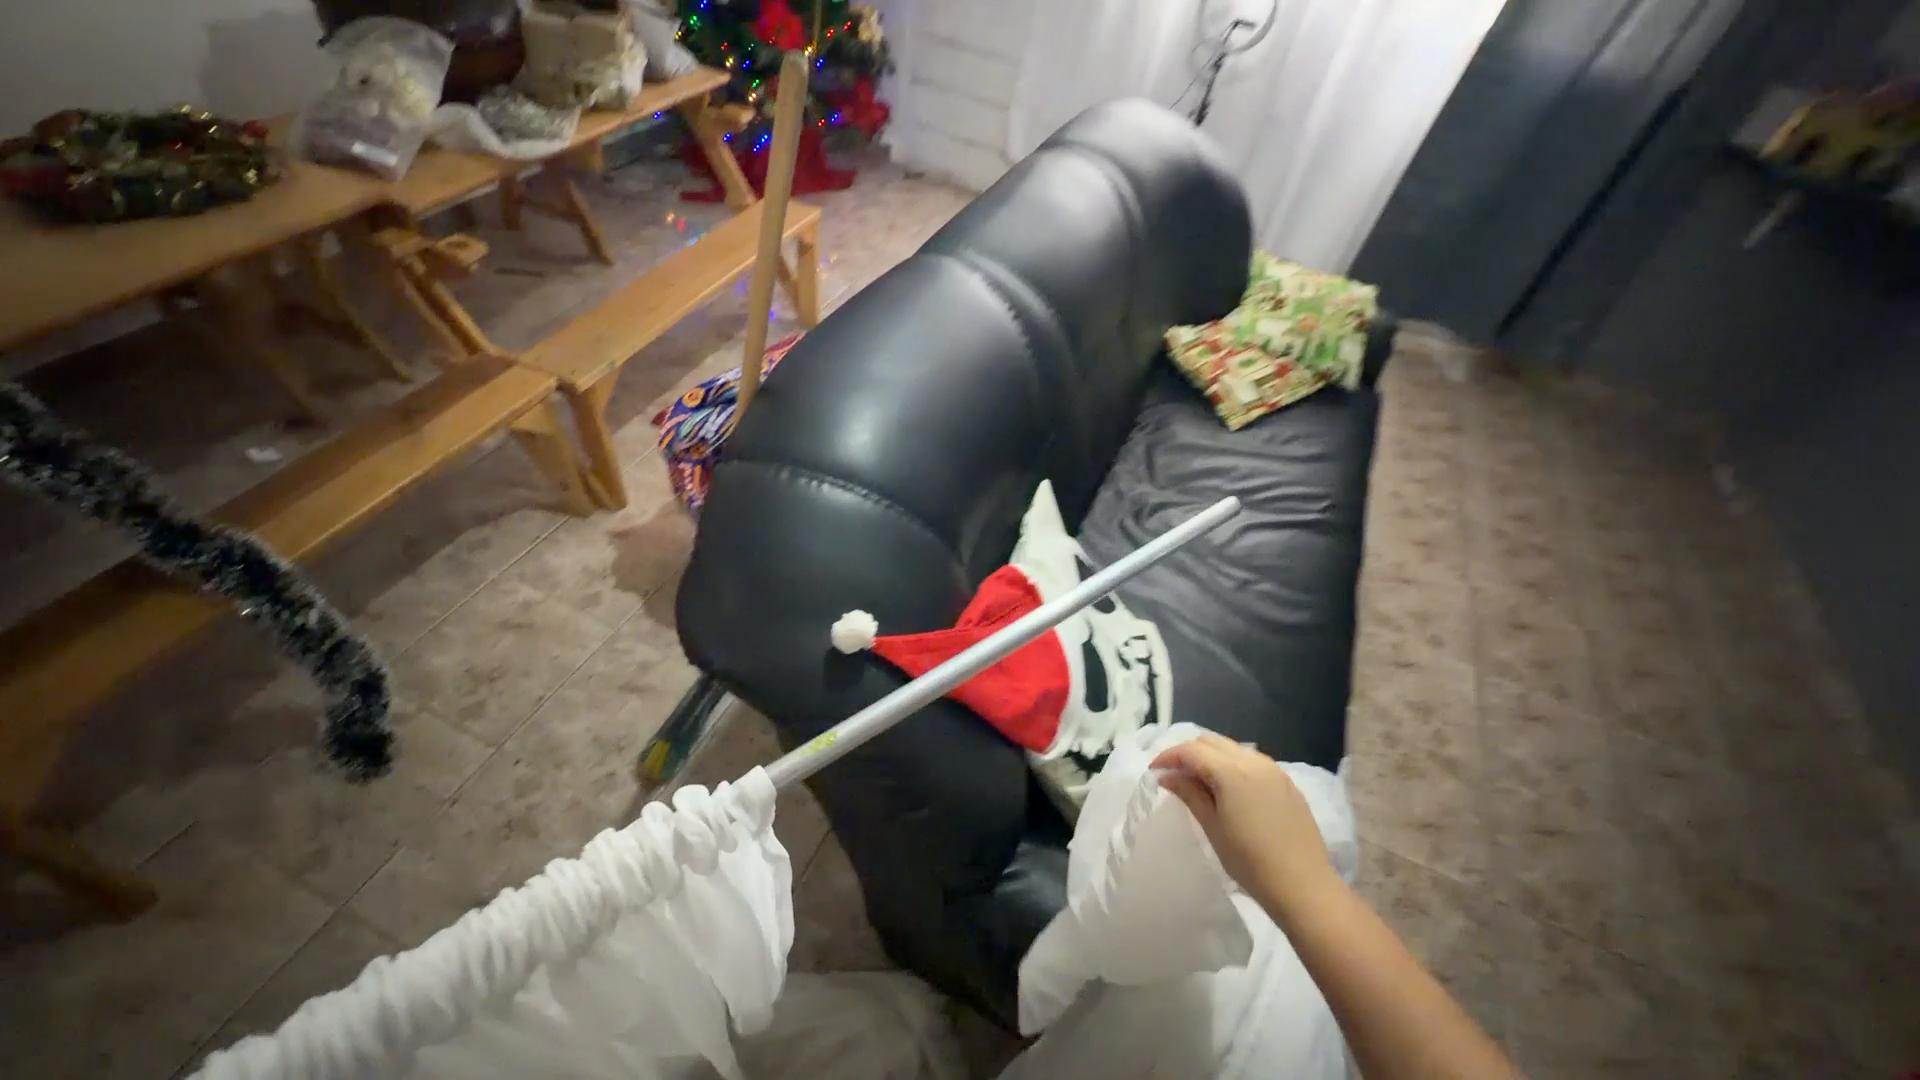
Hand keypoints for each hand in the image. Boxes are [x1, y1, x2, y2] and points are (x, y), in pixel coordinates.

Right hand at [1151, 734, 1336, 911]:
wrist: (1303, 886)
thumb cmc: (1250, 861)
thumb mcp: (1213, 827)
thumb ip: (1189, 794)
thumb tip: (1168, 776)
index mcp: (1232, 771)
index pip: (1192, 750)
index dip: (1168, 757)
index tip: (1154, 772)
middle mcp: (1254, 762)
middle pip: (1212, 742)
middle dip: (1189, 753)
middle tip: (1174, 775)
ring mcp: (1275, 771)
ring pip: (1234, 749)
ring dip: (1212, 757)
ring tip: (1199, 782)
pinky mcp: (1287, 784)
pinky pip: (1253, 762)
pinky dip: (1233, 766)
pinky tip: (1229, 790)